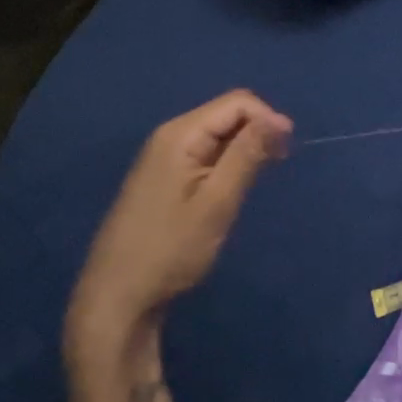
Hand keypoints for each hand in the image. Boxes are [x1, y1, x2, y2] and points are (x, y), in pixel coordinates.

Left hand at [69, 91, 292, 332]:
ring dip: (243, 150)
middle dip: (256, 132)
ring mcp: (164, 157)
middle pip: (227, 114)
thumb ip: (247, 155)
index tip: (285, 154)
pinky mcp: (164, 177)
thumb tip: (281, 119)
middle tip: (273, 170)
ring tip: (253, 184)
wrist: (116, 299)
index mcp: (180, 134)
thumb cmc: (170, 251)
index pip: (238, 102)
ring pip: (218, 135)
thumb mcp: (216, 203)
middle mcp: (170, 136)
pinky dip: (226, 164)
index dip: (267, 119)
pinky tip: (229, 192)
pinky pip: (205, 154)